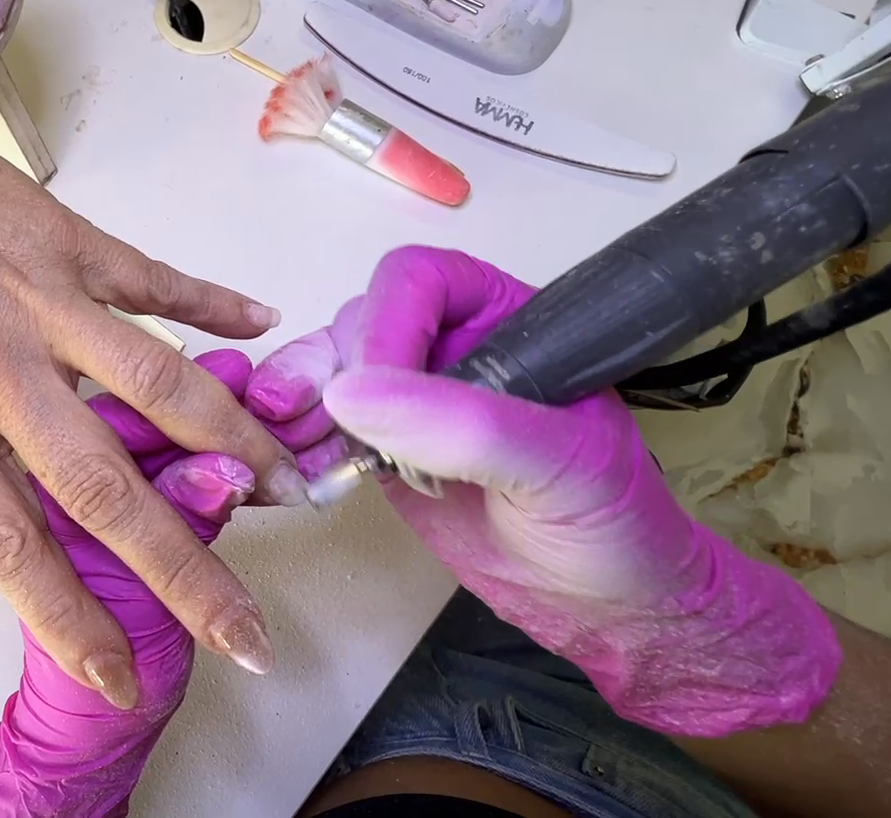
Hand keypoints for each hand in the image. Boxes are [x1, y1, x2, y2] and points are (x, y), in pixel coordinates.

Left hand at [0, 96, 304, 709]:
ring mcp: (39, 300)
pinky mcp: (67, 239)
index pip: (8, 544)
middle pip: (102, 486)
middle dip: (184, 569)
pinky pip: (155, 281)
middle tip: (250, 632)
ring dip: (230, 440)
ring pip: (157, 382)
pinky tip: (261, 320)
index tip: (121, 677)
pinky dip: (212, 302)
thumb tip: (50, 485)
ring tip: (284, 482)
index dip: (67, 620)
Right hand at [249, 246, 839, 735]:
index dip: (382, 327)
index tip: (365, 395)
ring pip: (324, 368)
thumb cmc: (609, 525)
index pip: (417, 283)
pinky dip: (293, 438)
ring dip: (293, 404)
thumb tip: (346, 394)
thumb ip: (464, 426)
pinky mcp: (375, 439)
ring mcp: (403, 393)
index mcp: (498, 317)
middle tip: (296, 421)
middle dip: (319, 371)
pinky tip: (290, 465)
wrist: (599, 606)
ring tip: (280, 447)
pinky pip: (317, 419)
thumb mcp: (560, 467)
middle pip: (355, 324)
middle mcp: (442, 341)